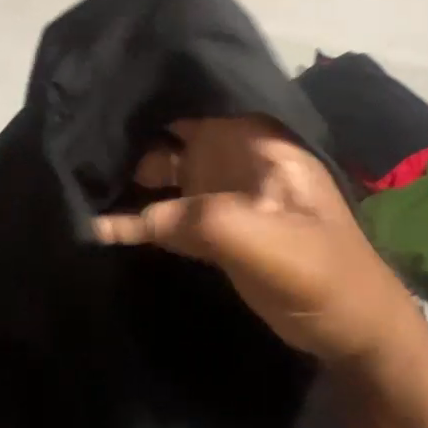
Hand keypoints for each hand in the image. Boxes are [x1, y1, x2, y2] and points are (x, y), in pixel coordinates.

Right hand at [92, 117, 419, 366]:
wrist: (350, 333)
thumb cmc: (324, 277)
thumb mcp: (272, 245)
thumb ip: (206, 222)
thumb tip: (137, 218)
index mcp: (259, 144)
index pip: (201, 100)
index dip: (156, 94)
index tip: (105, 94)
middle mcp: (236, 158)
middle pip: (174, 132)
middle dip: (131, 133)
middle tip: (77, 139)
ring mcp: (222, 193)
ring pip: (165, 172)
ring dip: (128, 175)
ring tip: (76, 176)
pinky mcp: (210, 230)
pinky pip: (165, 216)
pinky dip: (135, 220)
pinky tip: (98, 226)